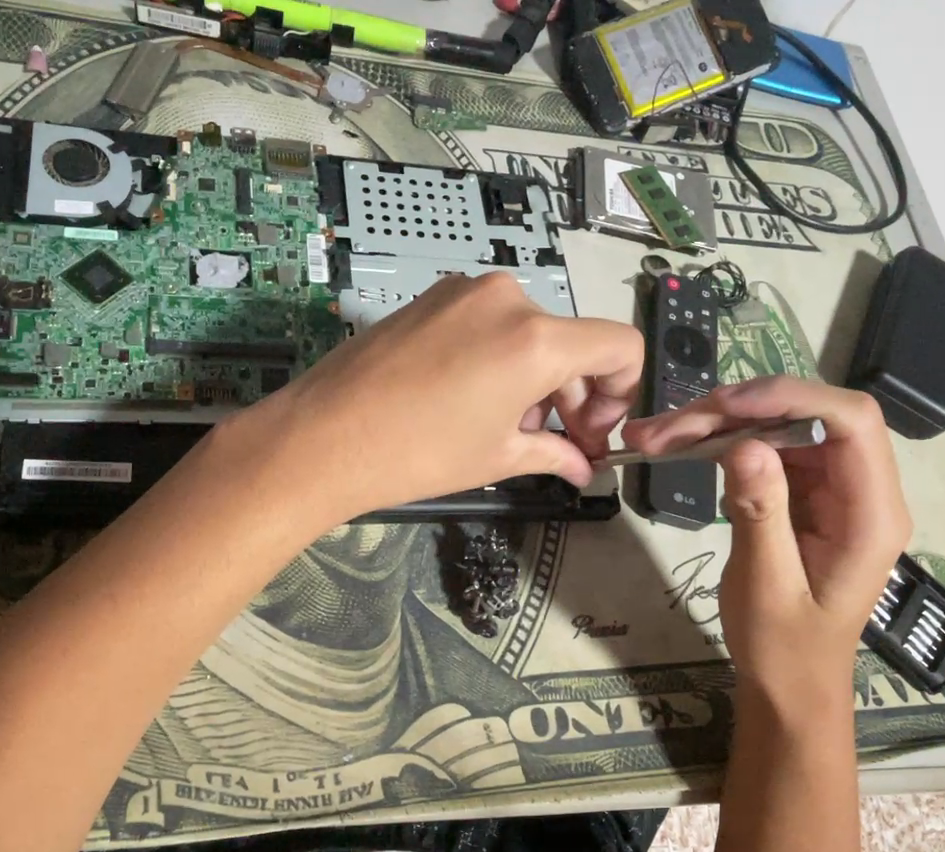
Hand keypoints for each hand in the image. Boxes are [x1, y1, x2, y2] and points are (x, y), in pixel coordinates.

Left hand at [240, 271, 642, 519]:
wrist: (324, 436)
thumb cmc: (417, 452)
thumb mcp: (496, 458)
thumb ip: (553, 453)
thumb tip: (581, 467)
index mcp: (536, 339)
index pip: (619, 346)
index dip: (621, 391)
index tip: (593, 428)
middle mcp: (507, 300)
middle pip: (571, 341)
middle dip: (573, 395)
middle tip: (556, 444)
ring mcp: (463, 292)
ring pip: (528, 332)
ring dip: (534, 379)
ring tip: (504, 429)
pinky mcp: (431, 298)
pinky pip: (488, 324)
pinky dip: (498, 359)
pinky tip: (470, 401)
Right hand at [622, 376, 910, 710]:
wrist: (789, 685)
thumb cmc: (785, 648)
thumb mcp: (766, 586)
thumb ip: (761, 513)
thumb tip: (745, 446)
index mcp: (871, 514)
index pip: (852, 423)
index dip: (791, 398)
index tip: (724, 405)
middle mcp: (859, 490)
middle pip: (808, 418)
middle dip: (736, 411)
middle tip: (666, 428)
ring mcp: (831, 490)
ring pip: (780, 429)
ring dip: (718, 425)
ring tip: (656, 436)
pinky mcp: (803, 496)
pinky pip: (766, 452)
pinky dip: (720, 446)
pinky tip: (680, 451)